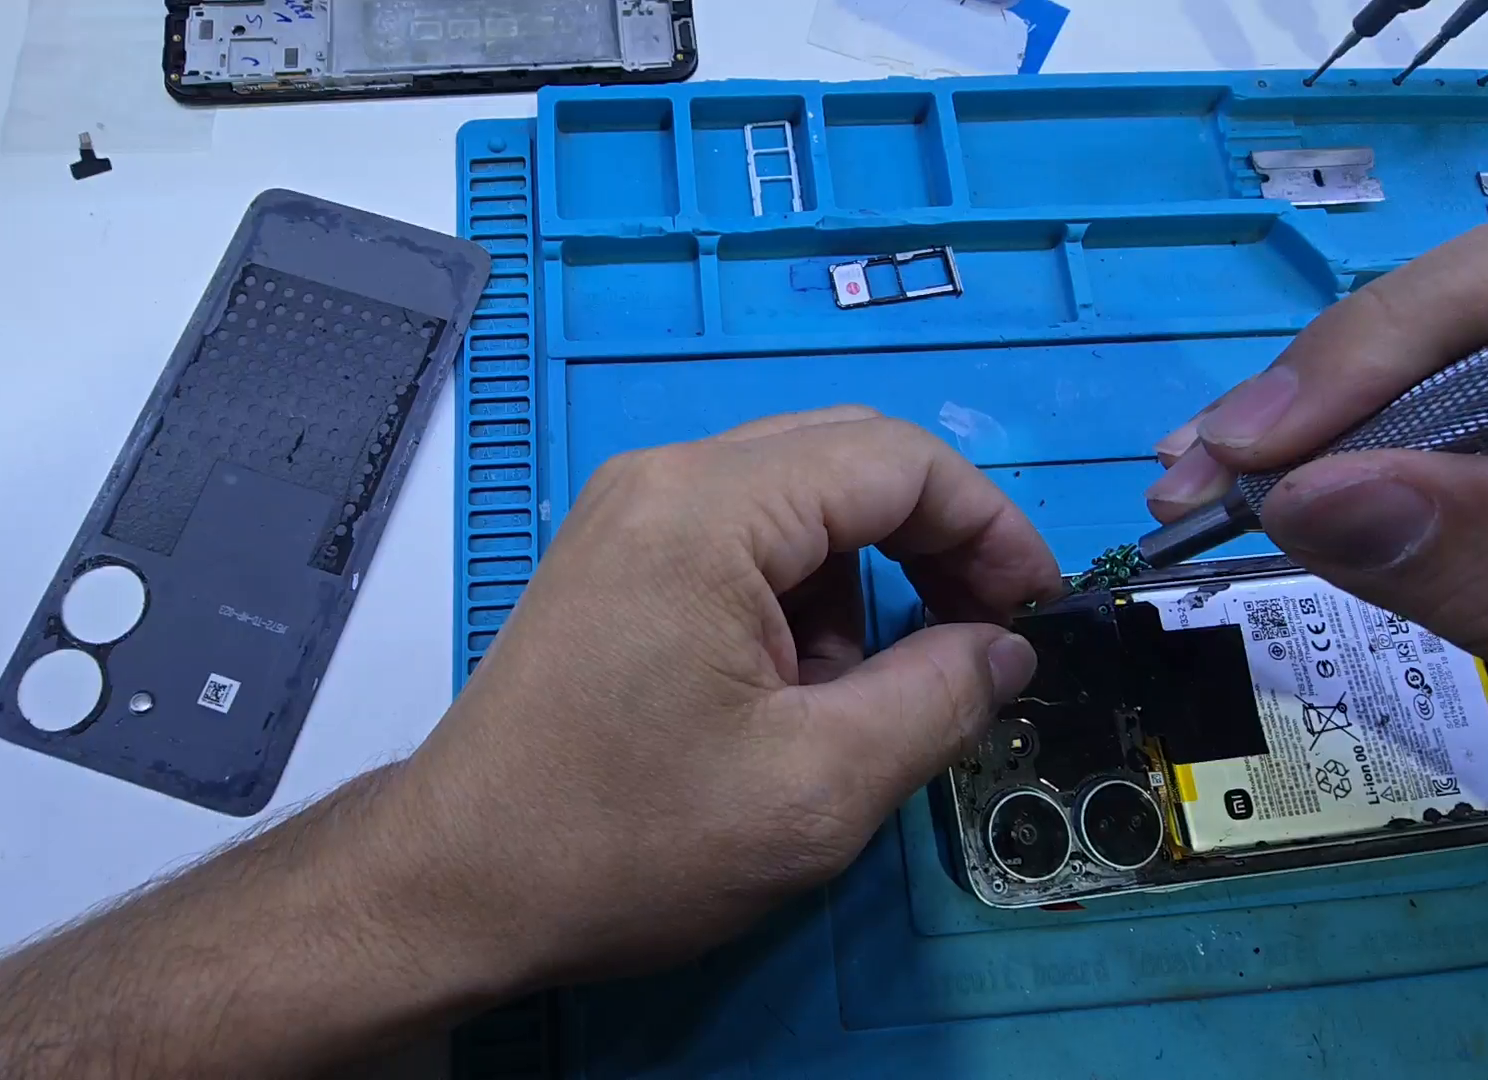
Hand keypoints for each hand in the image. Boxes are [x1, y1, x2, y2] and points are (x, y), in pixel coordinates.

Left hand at [386, 407, 1060, 984]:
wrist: (457, 878)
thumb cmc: (626, 840)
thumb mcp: (815, 786)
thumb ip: (938, 699)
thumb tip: (1005, 648)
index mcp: (708, 506)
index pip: (894, 458)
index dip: (988, 524)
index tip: (1030, 610)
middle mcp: (665, 477)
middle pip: (845, 461)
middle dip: (930, 541)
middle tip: (974, 636)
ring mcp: (632, 509)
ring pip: (797, 502)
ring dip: (856, 581)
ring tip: (849, 690)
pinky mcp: (619, 552)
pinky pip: (743, 537)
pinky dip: (796, 594)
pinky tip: (783, 680)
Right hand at [1145, 158, 1487, 812]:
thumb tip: (1306, 498)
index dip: (1422, 318)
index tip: (1270, 434)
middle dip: (1335, 375)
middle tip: (1203, 464)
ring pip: (1445, 344)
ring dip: (1307, 415)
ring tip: (1196, 482)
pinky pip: (1428, 403)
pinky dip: (1329, 446)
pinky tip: (1250, 481)